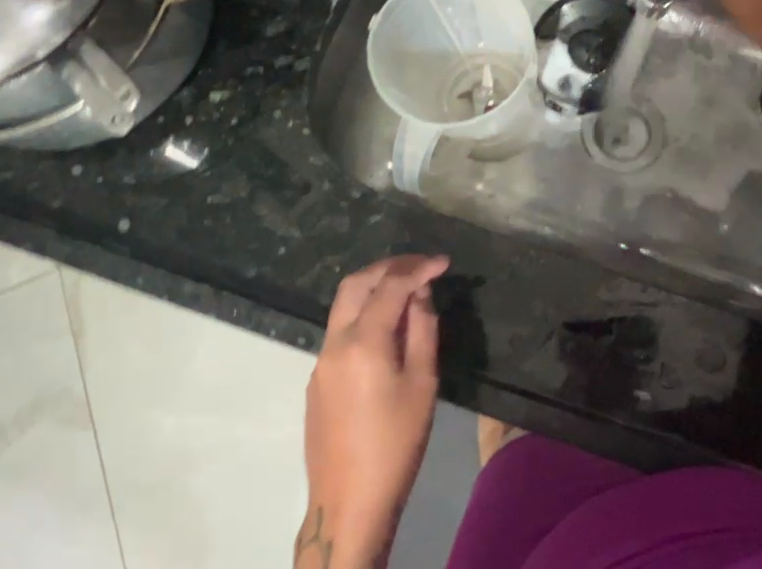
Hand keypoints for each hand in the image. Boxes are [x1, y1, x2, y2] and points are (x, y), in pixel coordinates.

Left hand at [300, 254, 448, 566]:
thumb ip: (422, 331)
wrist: (349, 499)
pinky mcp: (318, 380)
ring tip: (408, 289)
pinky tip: (388, 329)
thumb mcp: (423, 383)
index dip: (419, 268)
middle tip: (422, 265)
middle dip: (389, 267)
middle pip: (355, 283)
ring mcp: (321, 361)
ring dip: (374, 287)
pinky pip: (340, 330)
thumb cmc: (397, 442)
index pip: (391, 286)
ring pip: (343, 305)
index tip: (444, 262)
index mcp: (363, 341)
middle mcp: (335, 342)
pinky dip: (364, 313)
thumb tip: (421, 296)